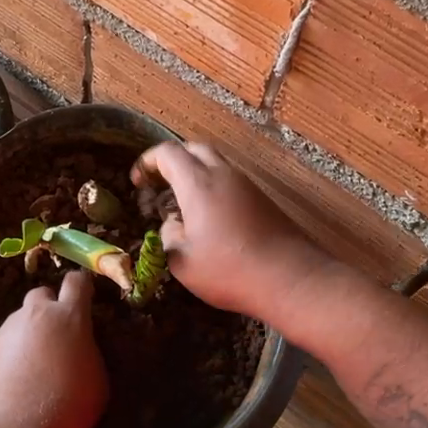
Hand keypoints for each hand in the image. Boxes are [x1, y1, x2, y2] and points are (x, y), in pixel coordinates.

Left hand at [0, 270, 107, 427]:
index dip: (83, 286)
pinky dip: (16, 353)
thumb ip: (88, 349)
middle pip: (42, 295)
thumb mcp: (98, 376)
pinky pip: (7, 344)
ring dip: (32, 331)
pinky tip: (20, 378)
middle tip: (60, 331)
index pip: (77, 282)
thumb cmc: (71, 406)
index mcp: (68, 316)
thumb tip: (79, 344)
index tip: (87, 294)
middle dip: (51, 307)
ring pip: (21, 319)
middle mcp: (34, 316)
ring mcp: (7, 333)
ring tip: (39, 361)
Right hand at [131, 142, 332, 317]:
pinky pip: (231, 181)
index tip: (138, 182)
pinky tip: (209, 218)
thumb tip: (173, 224)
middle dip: (172, 161)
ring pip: (215, 163)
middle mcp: (223, 175)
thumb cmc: (229, 270)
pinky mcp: (262, 200)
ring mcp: (247, 185)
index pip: (167, 153)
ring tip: (182, 203)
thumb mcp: (181, 261)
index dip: (147, 163)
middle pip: (194, 149)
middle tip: (159, 184)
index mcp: (198, 183)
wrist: (290, 278)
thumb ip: (168, 235)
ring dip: (195, 173)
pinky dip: (213, 187)